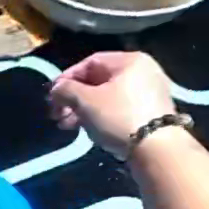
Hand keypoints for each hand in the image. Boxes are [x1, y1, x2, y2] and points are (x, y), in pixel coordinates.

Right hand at [48, 51, 178, 155]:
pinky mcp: (149, 111)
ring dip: (82, 109)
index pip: (90, 62)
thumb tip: (56, 89)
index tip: (52, 96)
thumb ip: (65, 90)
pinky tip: (86, 128)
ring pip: (105, 96)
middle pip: (97, 80)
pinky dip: (99, 115)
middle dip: (72, 98)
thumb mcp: (85, 101)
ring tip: (66, 125)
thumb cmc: (118, 117)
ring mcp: (148, 92)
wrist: (155, 148)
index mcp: (129, 61)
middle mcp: (142, 71)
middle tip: (56, 114)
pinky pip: (117, 107)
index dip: (66, 78)